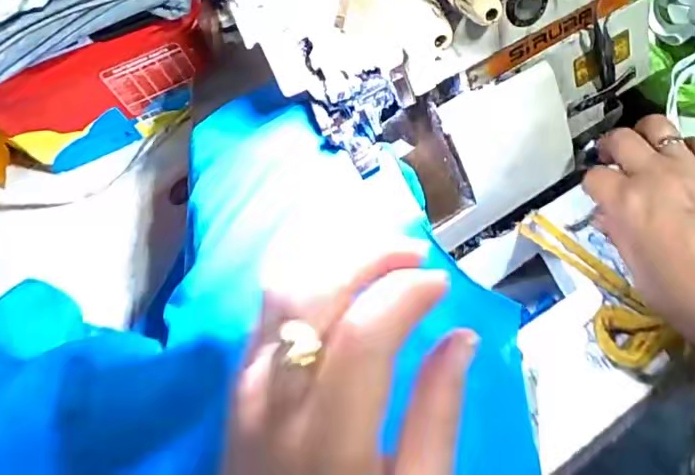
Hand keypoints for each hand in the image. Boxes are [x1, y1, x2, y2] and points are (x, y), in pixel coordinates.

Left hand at [225, 246, 478, 474]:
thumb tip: (462, 337)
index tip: (443, 283)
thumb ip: (437, 417)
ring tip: (384, 258)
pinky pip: (265, 313)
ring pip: (280, 295)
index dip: (406, 291)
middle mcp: (274, 407)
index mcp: (326, 441)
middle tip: (416, 254)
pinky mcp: (233, 395)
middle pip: (311, 298)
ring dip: (337, 260)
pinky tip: (342, 278)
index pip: (362, 333)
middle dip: (369, 257)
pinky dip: (308, 278)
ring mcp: (243, 397)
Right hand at [582, 115, 694, 360]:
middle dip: (610, 147)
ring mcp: (688, 164)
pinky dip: (683, 147)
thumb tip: (610, 217)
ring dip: (644, 133)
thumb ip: (622, 238)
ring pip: (656, 124)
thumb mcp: (642, 277)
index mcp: (627, 204)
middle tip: (612, 161)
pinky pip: (694, 141)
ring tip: (645, 150)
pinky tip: (686, 164)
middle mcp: (653, 174)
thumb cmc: (689, 301)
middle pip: (621, 138)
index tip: (598, 195)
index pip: (594, 177)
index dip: (592, 186)